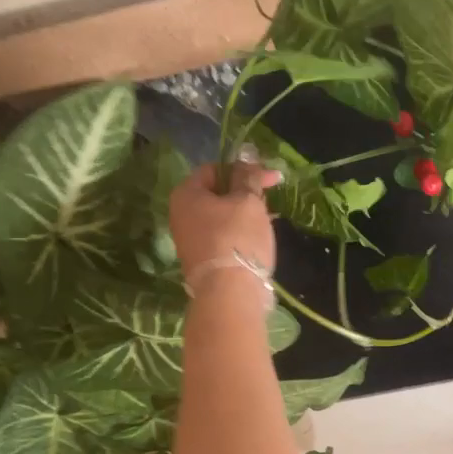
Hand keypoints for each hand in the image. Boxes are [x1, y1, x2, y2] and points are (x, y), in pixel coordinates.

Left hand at [170, 161, 283, 301]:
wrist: (230, 294)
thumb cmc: (238, 239)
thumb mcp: (249, 201)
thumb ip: (248, 178)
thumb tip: (247, 159)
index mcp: (186, 193)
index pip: (215, 170)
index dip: (245, 170)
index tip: (272, 179)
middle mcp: (180, 214)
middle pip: (216, 195)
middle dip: (244, 195)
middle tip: (269, 203)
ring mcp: (188, 241)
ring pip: (220, 219)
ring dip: (243, 218)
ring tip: (267, 225)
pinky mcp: (201, 262)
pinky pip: (221, 240)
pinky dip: (238, 237)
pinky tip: (256, 244)